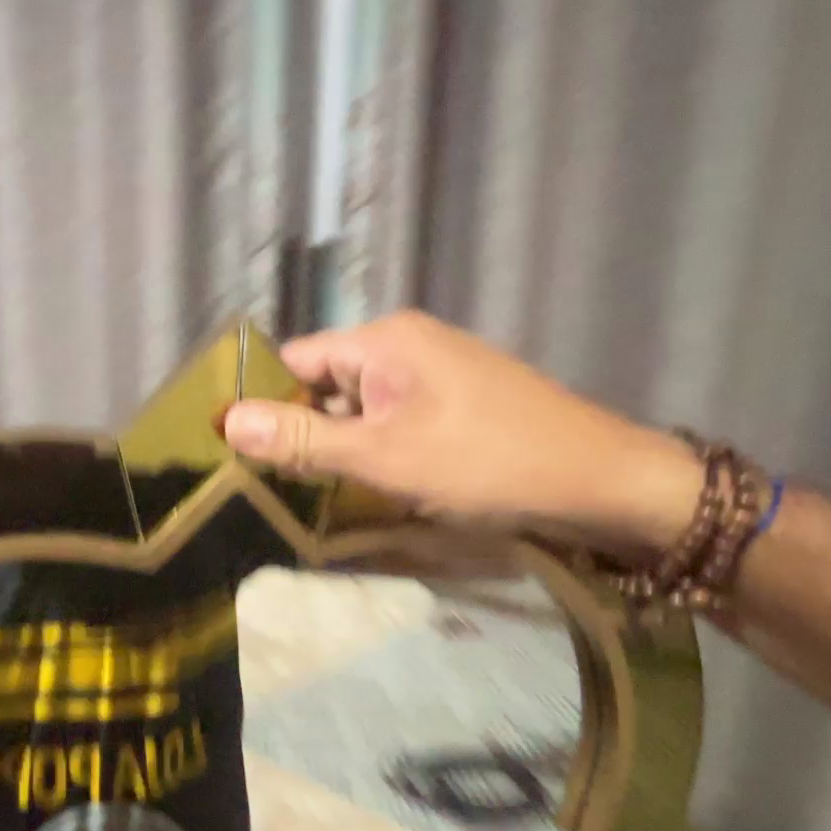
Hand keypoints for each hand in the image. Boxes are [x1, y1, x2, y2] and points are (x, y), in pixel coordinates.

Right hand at [222, 311, 700, 550]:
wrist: (604, 482)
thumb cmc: (485, 462)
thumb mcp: (383, 457)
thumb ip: (303, 439)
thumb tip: (226, 421)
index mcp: (384, 340)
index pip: (295, 361)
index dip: (263, 403)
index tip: (239, 452)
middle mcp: (406, 343)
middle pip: (325, 383)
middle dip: (302, 429)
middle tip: (279, 482)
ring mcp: (436, 371)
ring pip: (359, 405)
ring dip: (341, 443)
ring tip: (321, 490)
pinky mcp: (457, 400)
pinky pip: (393, 417)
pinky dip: (376, 448)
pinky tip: (375, 484)